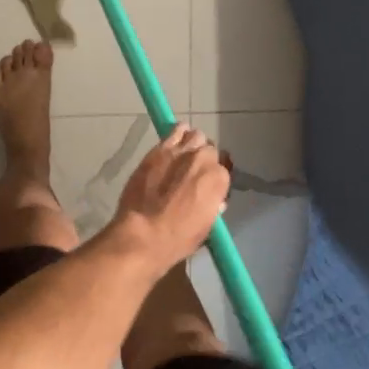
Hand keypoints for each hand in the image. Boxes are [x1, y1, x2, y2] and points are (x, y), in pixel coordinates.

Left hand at [108, 124, 230, 274]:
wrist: (144, 233)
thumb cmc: (179, 237)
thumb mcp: (207, 226)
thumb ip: (213, 204)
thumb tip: (214, 198)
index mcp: (218, 179)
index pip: (224, 167)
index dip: (216, 176)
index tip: (208, 183)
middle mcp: (203, 159)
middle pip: (209, 149)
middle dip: (204, 159)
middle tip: (194, 172)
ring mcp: (180, 151)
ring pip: (194, 135)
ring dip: (192, 143)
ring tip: (184, 155)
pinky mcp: (159, 149)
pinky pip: (174, 131)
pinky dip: (177, 134)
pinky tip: (173, 142)